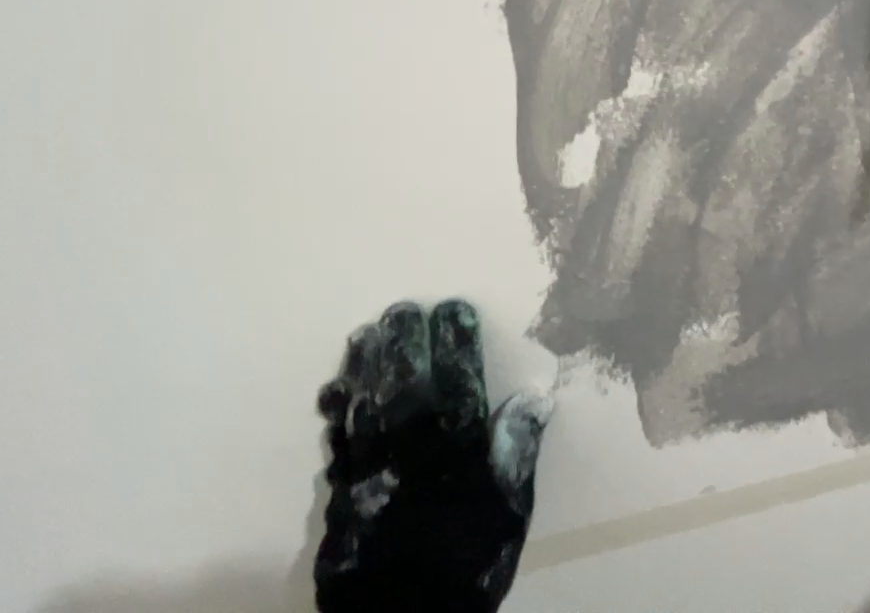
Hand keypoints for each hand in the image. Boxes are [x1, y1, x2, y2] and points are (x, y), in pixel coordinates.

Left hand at [314, 300, 552, 612]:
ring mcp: (371, 472)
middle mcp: (412, 452)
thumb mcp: (512, 508)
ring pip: (367, 407)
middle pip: (407, 385)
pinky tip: (335, 387)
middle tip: (405, 308)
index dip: (457, 344)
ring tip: (369, 332)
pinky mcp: (340, 494)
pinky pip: (337, 443)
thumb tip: (533, 397)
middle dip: (406, 344)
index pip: (459, 384)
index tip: (455, 310)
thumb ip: (517, 451)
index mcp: (459, 452)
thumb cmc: (470, 560)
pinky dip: (336, 413)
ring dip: (368, 367)